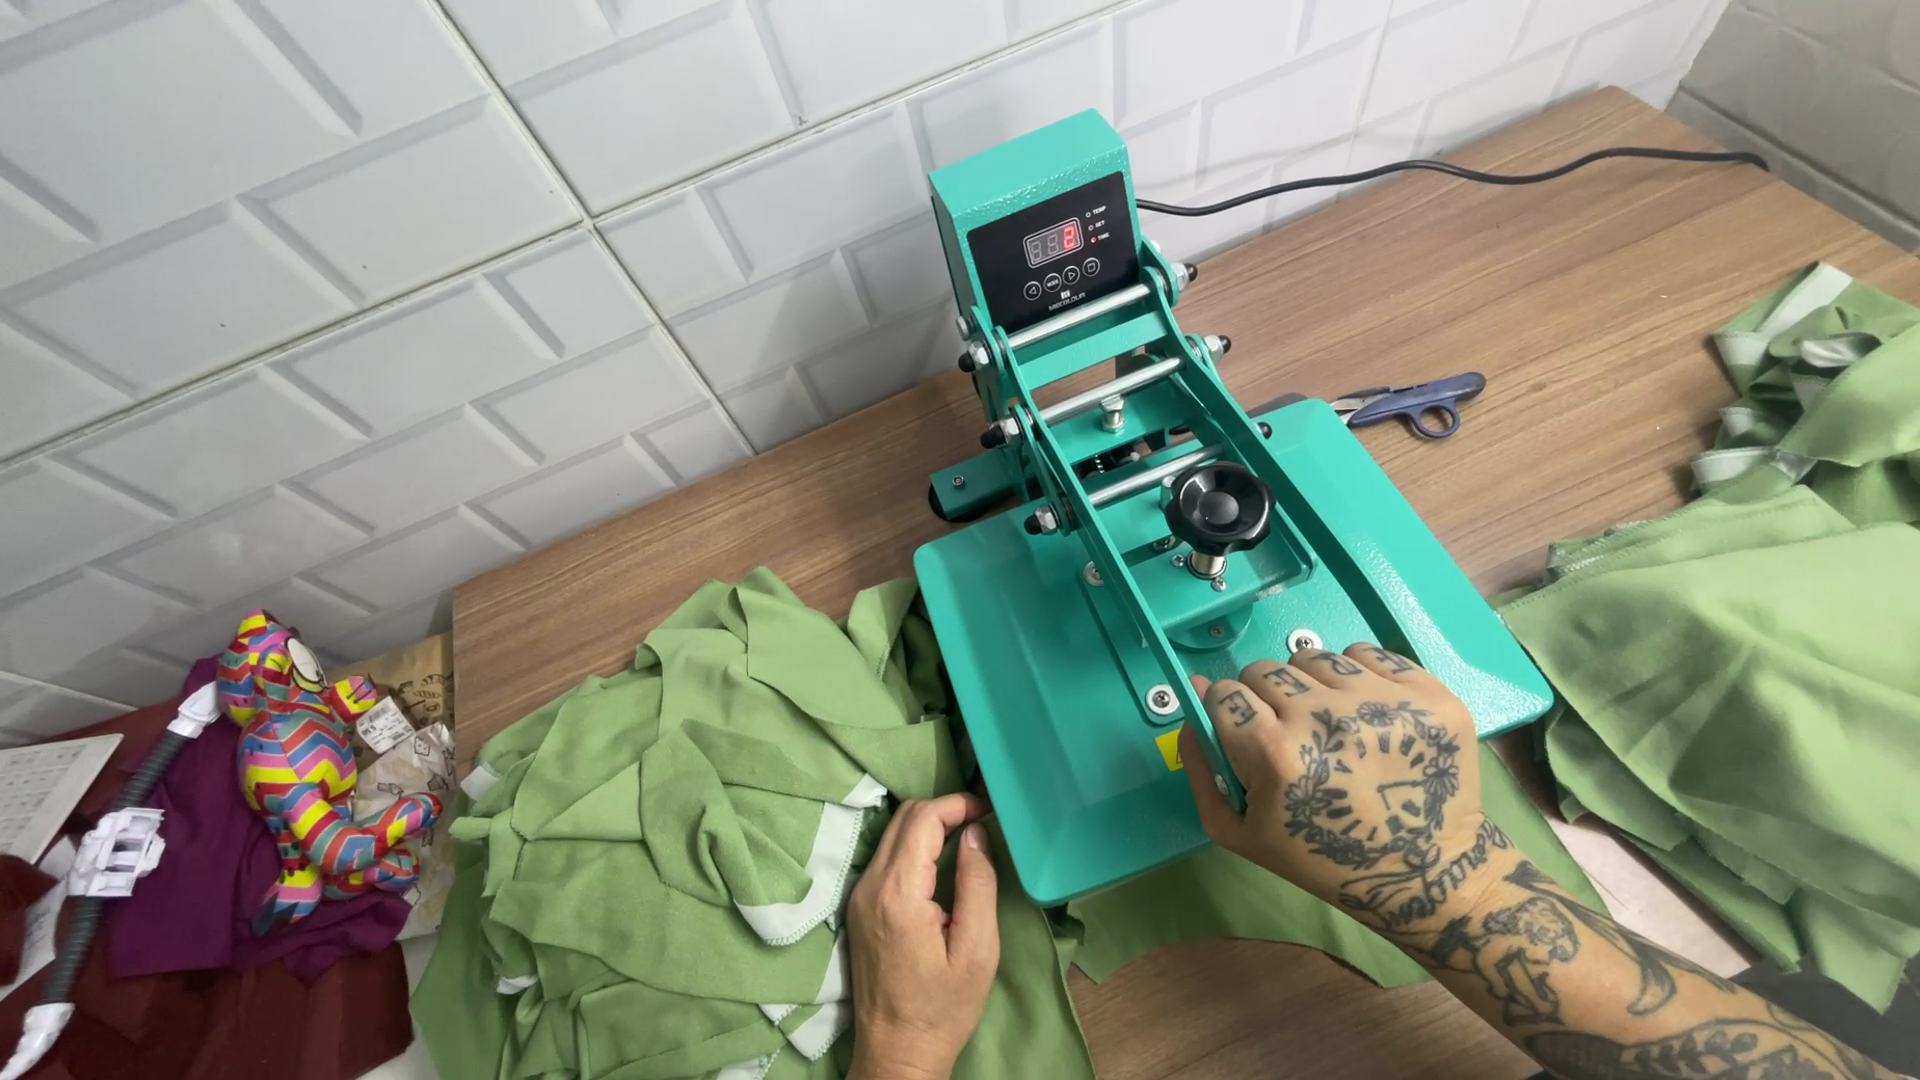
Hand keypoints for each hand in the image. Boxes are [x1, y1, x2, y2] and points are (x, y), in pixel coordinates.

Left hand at [845, 793, 999, 1079]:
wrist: (895, 1055)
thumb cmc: (942, 1008)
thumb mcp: (977, 950)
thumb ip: (977, 883)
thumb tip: (975, 832)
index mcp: (898, 894)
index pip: (922, 819)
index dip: (956, 804)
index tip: (986, 811)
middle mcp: (870, 885)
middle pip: (904, 817)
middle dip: (943, 809)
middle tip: (978, 823)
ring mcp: (859, 895)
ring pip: (893, 833)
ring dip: (928, 824)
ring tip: (964, 837)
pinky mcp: (859, 906)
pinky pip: (886, 855)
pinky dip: (914, 844)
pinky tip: (939, 861)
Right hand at [1178, 644, 1512, 934]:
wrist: (1427, 873)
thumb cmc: (1323, 857)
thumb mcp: (1238, 831)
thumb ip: (1200, 764)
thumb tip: (1193, 692)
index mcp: (1274, 753)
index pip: (1224, 694)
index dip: (1227, 712)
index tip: (1247, 734)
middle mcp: (1324, 717)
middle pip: (1263, 670)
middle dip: (1264, 698)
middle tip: (1289, 734)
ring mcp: (1380, 702)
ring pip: (1312, 655)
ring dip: (1309, 683)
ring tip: (1329, 721)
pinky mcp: (1425, 695)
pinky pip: (1366, 652)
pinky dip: (1356, 674)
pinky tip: (1365, 710)